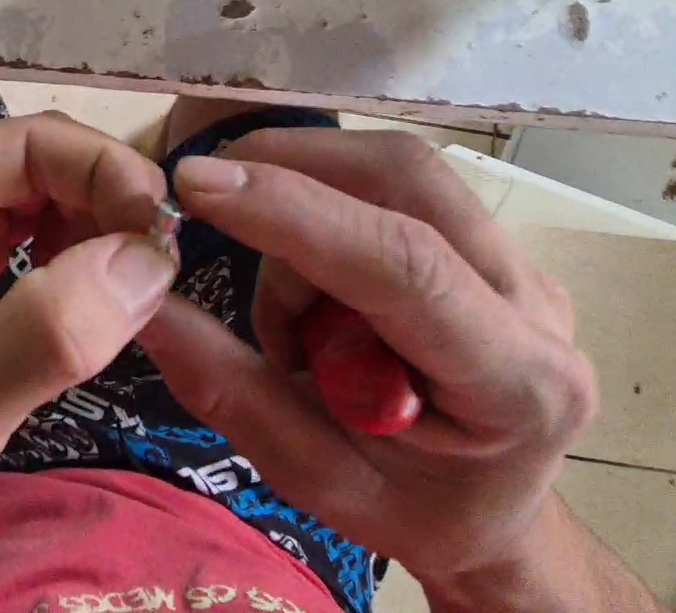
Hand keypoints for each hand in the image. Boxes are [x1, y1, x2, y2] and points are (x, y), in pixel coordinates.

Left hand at [0, 113, 175, 543]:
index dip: (106, 171)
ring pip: (49, 198)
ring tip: (134, 287)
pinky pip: (39, 237)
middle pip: (44, 163)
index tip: (165, 229)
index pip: (30, 143)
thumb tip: (153, 257)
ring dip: (100, 233)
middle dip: (108, 203)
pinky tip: (99, 299)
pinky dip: (80, 260)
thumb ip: (60, 322)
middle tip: (160, 265)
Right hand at [138, 129, 597, 586]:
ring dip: (299, 202)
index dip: (292, 210)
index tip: (194, 184)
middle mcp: (529, 299)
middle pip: (402, 177)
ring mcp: (512, 258)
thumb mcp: (313, 476)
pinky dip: (316, 207)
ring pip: (388, 170)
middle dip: (289, 165)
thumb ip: (230, 390)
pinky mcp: (480, 237)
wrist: (496, 510)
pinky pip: (384, 186)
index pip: (402, 263)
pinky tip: (306, 286)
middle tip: (204, 195)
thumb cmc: (412, 507)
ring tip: (280, 308)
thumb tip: (146, 306)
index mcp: (512, 382)